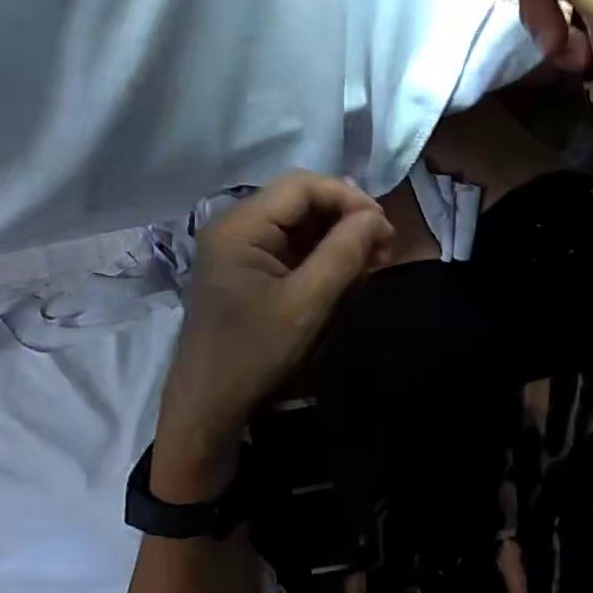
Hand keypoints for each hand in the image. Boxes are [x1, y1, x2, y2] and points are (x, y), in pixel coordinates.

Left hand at [151, 172, 393, 500]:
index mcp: (241, 227)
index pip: (302, 186)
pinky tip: (348, 277)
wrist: (209, 405)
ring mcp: (241, 248)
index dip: (348, 198)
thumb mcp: (307, 304)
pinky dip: (324, 257)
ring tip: (371, 264)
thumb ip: (343, 254)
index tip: (384, 229)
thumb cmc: (255, 354)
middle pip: (302, 201)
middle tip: (383, 250)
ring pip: (302, 223)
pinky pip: (293, 247)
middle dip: (347, 219)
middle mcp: (236, 226)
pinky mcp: (249, 269)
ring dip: (339, 238)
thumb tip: (377, 217)